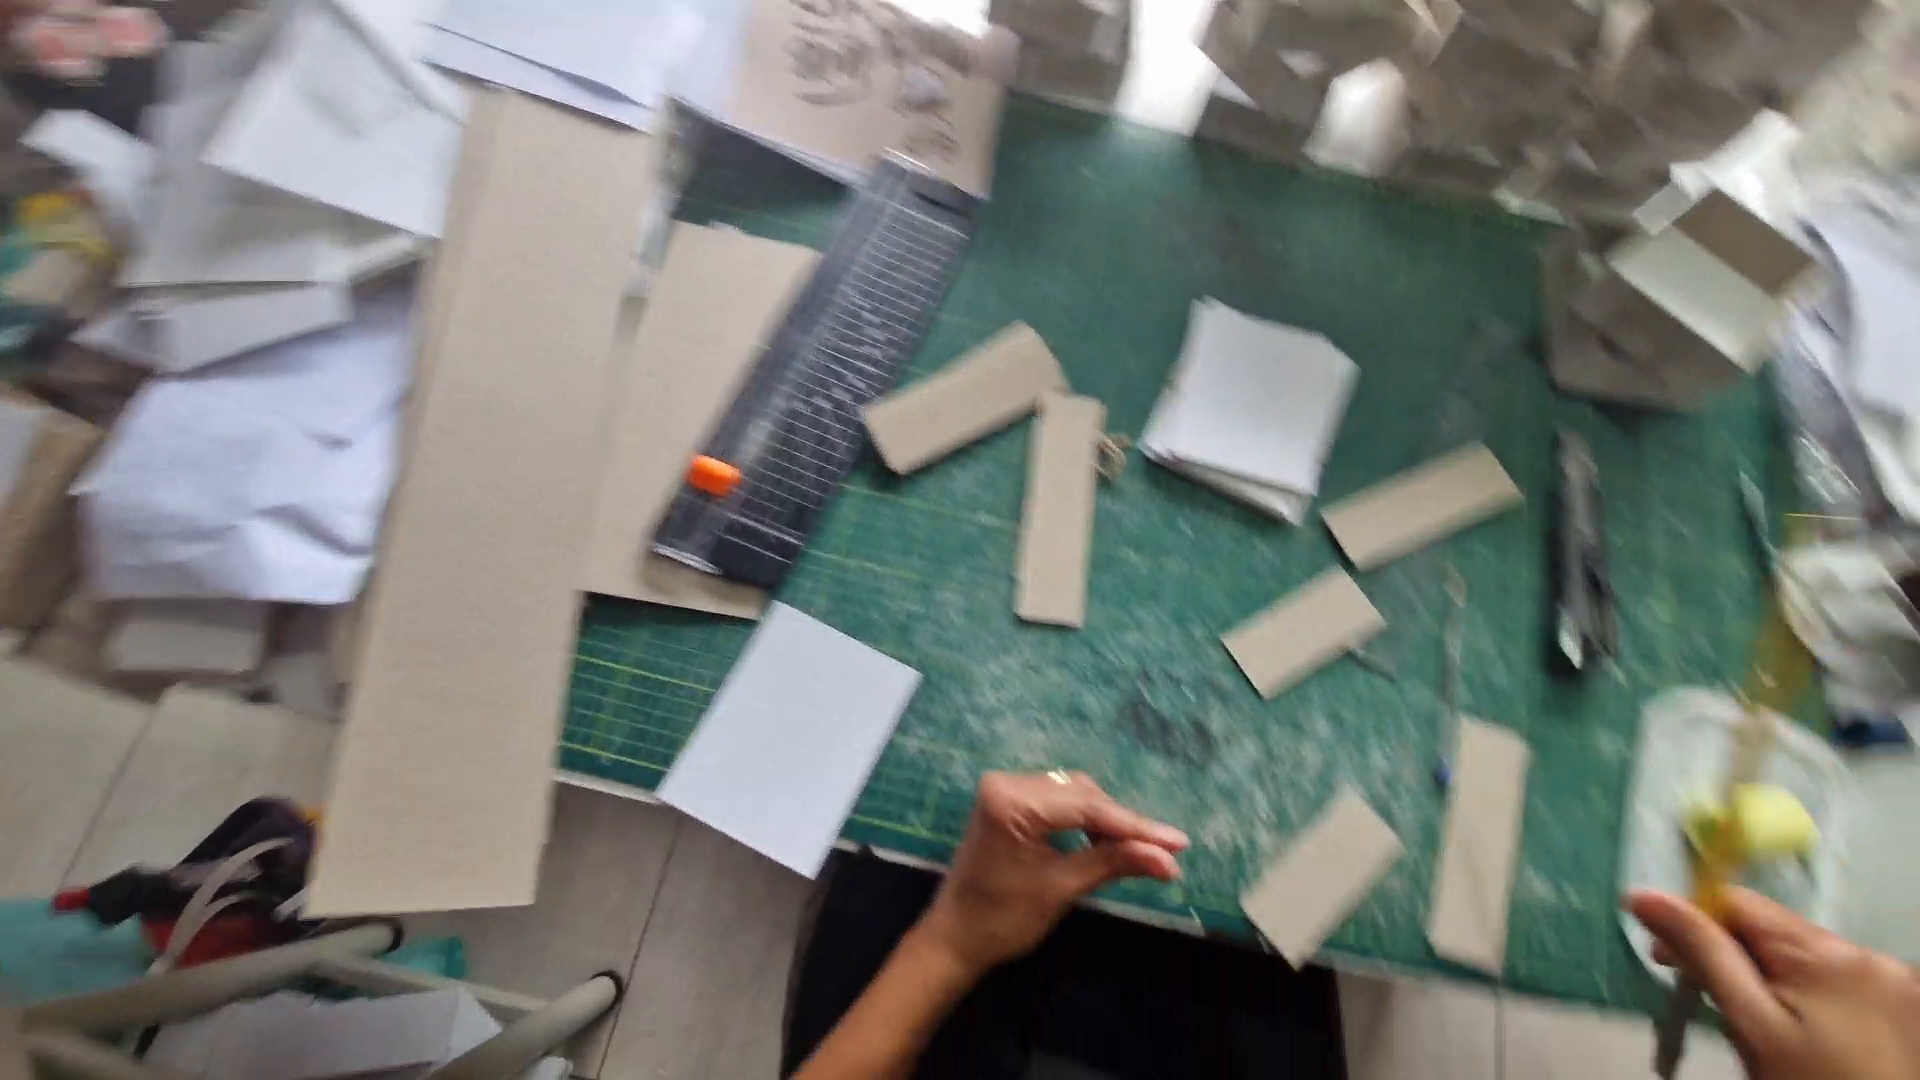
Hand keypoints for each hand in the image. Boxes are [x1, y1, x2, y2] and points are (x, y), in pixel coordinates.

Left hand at [912, 771, 1189, 978]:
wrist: (955, 937)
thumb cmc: (1003, 918)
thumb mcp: (1062, 888)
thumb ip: (1114, 863)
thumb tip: (1169, 860)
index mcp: (1012, 801)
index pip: (1086, 806)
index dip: (1135, 825)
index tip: (1179, 842)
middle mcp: (1007, 782)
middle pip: (1081, 793)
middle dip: (1122, 823)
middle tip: (1164, 853)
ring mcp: (1006, 788)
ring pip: (1073, 794)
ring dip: (1105, 819)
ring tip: (1138, 850)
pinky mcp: (1009, 799)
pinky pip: (1058, 800)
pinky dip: (1084, 819)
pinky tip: (1104, 840)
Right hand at [1629, 887, 1919, 1079]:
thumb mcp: (1750, 1021)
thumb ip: (1701, 951)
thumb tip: (1641, 895)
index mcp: (1831, 954)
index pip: (1736, 902)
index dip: (1691, 921)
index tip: (1667, 960)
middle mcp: (1871, 956)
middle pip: (1766, 930)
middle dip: (1725, 955)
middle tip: (1701, 994)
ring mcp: (1895, 985)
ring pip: (1793, 956)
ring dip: (1759, 976)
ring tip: (1750, 1020)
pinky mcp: (1903, 1009)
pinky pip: (1825, 979)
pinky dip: (1795, 994)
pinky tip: (1791, 1027)